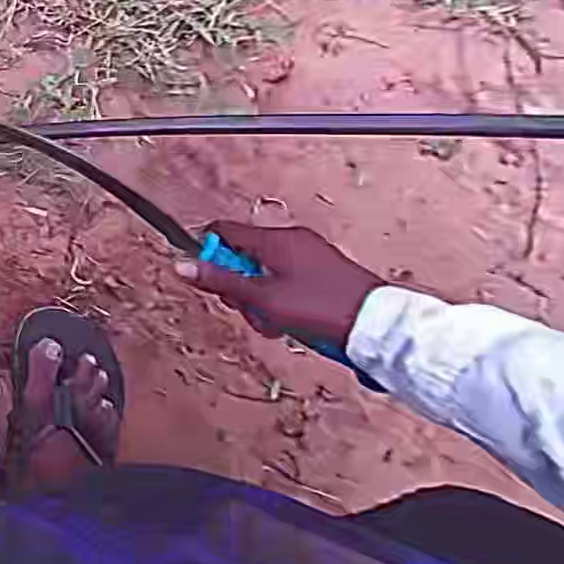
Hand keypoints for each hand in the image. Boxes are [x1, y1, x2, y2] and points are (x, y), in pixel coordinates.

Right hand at [173, 222, 382, 343]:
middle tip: (247, 307)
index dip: (208, 253)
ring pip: (261, 272)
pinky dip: (277, 300)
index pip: (222, 231)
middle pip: (241, 255)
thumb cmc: (324, 309)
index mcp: (275, 239)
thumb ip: (219, 281)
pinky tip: (287, 322)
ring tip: (272, 321)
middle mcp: (292, 241)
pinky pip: (283, 280)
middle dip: (236, 285)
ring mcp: (309, 256)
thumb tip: (181, 265)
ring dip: (258, 298)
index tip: (211, 278)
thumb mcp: (261, 298)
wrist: (383, 331)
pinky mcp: (322, 273)